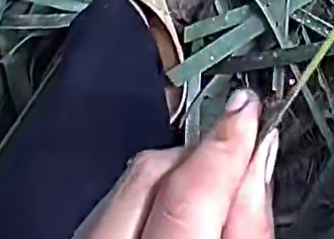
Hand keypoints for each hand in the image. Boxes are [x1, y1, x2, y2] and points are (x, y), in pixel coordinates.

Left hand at [75, 88, 277, 238]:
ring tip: (210, 186)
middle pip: (148, 171)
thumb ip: (248, 227)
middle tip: (240, 145)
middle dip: (200, 151)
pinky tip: (169, 210)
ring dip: (173, 169)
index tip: (251, 107)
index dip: (226, 143)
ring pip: (125, 178)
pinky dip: (143, 193)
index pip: (188, 194)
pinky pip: (104, 203)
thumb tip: (258, 157)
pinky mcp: (74, 238)